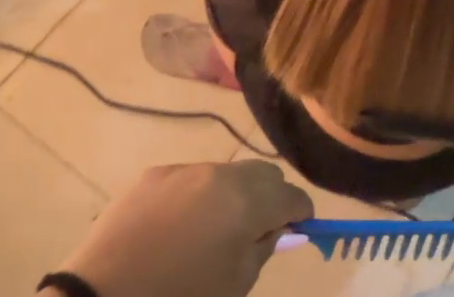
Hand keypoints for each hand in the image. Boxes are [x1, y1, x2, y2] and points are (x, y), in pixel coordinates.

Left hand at [53, 160, 312, 296]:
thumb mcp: (235, 284)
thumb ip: (264, 248)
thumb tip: (278, 228)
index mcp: (249, 202)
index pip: (293, 196)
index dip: (300, 213)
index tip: (296, 229)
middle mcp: (222, 174)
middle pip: (265, 173)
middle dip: (270, 197)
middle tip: (256, 230)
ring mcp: (185, 170)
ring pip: (227, 173)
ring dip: (232, 195)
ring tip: (210, 232)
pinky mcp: (153, 174)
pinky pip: (190, 179)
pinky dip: (195, 197)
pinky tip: (175, 229)